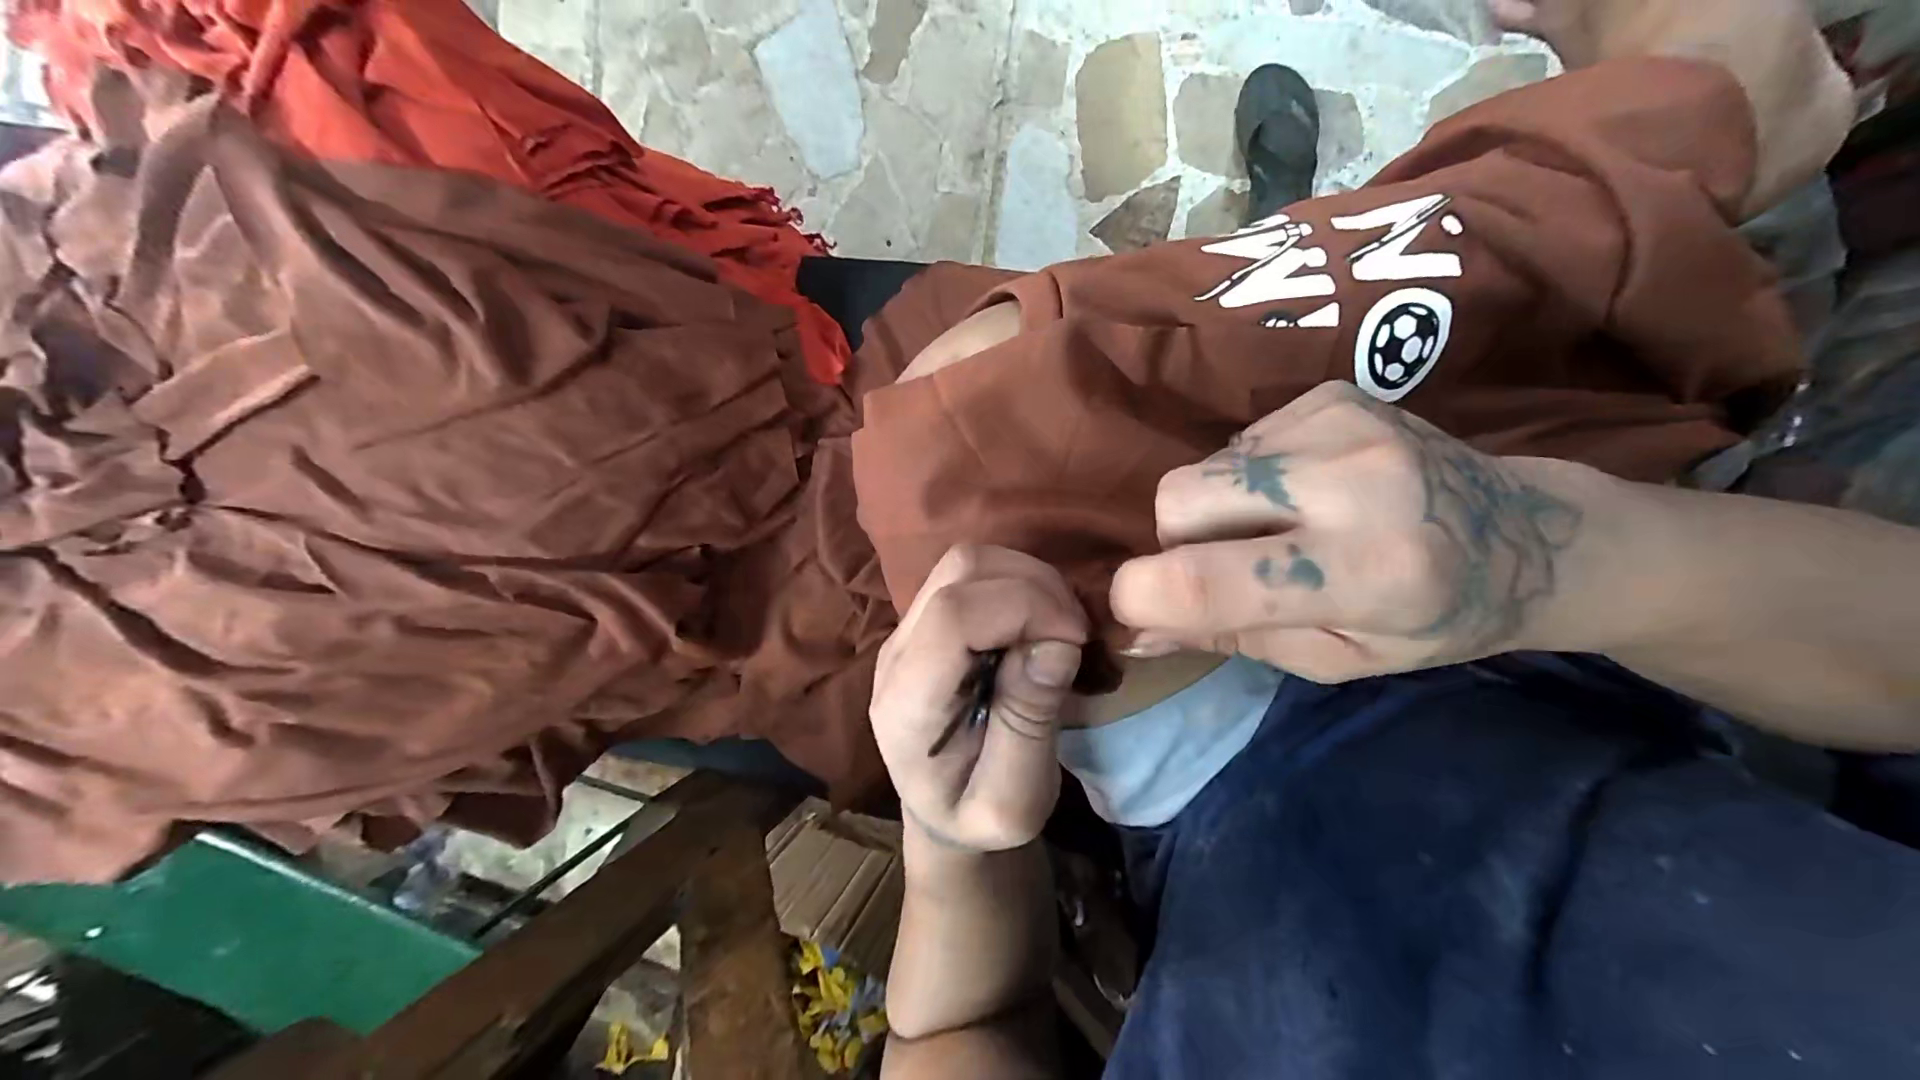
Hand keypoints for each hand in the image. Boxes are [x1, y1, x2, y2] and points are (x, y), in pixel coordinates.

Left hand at [871, 544, 1087, 852]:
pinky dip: (1017, 582)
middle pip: (959, 572)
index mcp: (907, 703)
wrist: (943, 815)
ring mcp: (905, 632)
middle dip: (1033, 586)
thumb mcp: (1014, 800)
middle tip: (1075, 631)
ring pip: (966, 562)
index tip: (1076, 639)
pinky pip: (971, 575)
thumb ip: (1029, 723)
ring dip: (1027, 579)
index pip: (954, 616)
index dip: (1025, 607)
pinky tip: (1040, 620)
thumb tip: (1058, 641)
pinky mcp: (925, 623)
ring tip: (1060, 625)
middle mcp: (895, 653)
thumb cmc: (977, 817)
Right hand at [1111, 382, 1585, 681]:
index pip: (1207, 578)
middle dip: (1177, 539)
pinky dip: (1248, 478)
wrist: (1532, 535)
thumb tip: (1136, 630)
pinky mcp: (1335, 395)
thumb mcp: (1334, 659)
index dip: (1142, 593)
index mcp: (1366, 575)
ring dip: (1216, 508)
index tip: (1134, 605)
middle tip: (1228, 561)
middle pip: (1179, 498)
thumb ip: (1230, 637)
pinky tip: (1304, 491)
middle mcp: (1355, 484)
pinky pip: (1236, 445)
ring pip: (1200, 468)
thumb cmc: (1432, 620)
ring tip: (1281, 524)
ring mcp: (1345, 424)